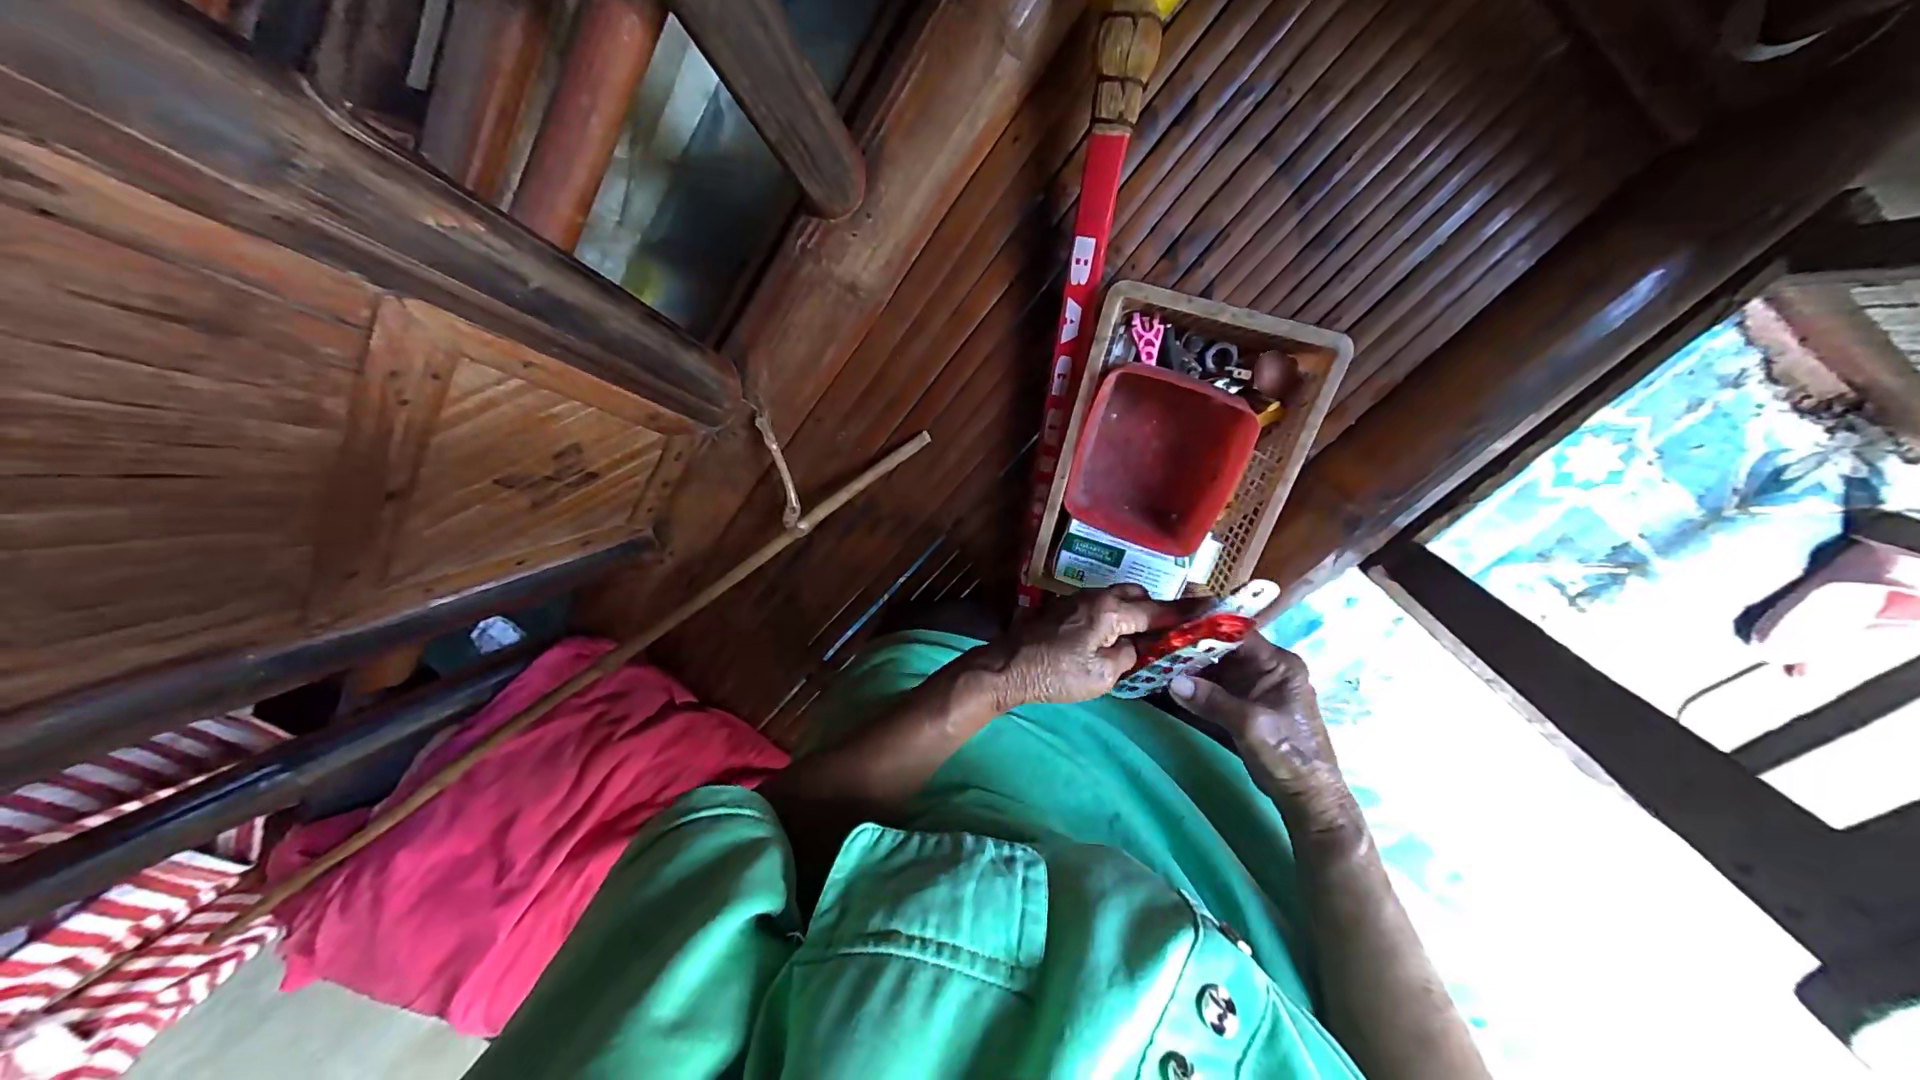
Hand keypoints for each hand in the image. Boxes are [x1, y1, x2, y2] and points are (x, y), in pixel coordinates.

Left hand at [966, 585, 1174, 707]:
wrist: (1006, 668)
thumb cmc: (1055, 674)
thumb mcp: (1102, 676)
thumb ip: (1128, 657)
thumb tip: (1136, 647)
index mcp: (1111, 610)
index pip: (1158, 610)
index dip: (1185, 612)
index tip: (1211, 608)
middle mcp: (1096, 596)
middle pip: (1137, 595)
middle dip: (1157, 609)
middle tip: (1170, 630)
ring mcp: (1077, 599)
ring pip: (1117, 598)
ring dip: (1133, 612)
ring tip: (1144, 635)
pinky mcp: (1063, 608)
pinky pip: (1100, 605)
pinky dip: (1114, 616)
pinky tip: (1113, 635)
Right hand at [1169, 634, 1361, 848]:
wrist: (1307, 798)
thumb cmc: (1288, 757)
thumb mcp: (1250, 726)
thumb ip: (1212, 701)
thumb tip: (1173, 681)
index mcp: (1279, 665)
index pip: (1236, 633)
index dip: (1203, 630)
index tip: (1170, 630)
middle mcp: (1266, 670)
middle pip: (1220, 650)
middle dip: (1187, 650)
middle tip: (1153, 648)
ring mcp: (1253, 688)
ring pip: (1213, 670)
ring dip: (1185, 670)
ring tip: (1152, 665)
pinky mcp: (1242, 706)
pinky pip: (1212, 690)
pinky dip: (1191, 689)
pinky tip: (1164, 686)